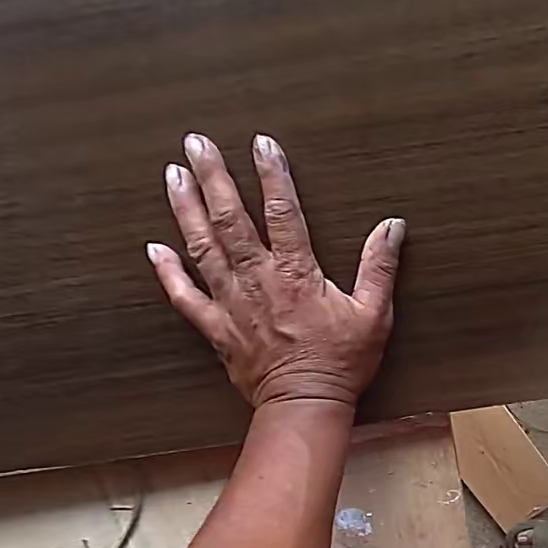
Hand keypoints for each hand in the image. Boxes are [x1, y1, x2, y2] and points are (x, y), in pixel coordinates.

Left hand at [145, 133, 404, 408]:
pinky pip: (184, 297)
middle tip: (195, 142)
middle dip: (213, 177)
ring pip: (202, 248)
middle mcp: (258, 281)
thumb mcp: (373, 314)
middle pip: (230, 220)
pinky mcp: (216, 328)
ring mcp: (232, 303)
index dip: (272, 174)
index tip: (261, 142)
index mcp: (297, 274)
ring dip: (185, 210)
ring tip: (172, 175)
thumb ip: (380, 267)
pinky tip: (153, 248)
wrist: (305, 406)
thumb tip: (393, 226)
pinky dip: (168, 273)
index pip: (283, 212)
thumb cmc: (340, 362)